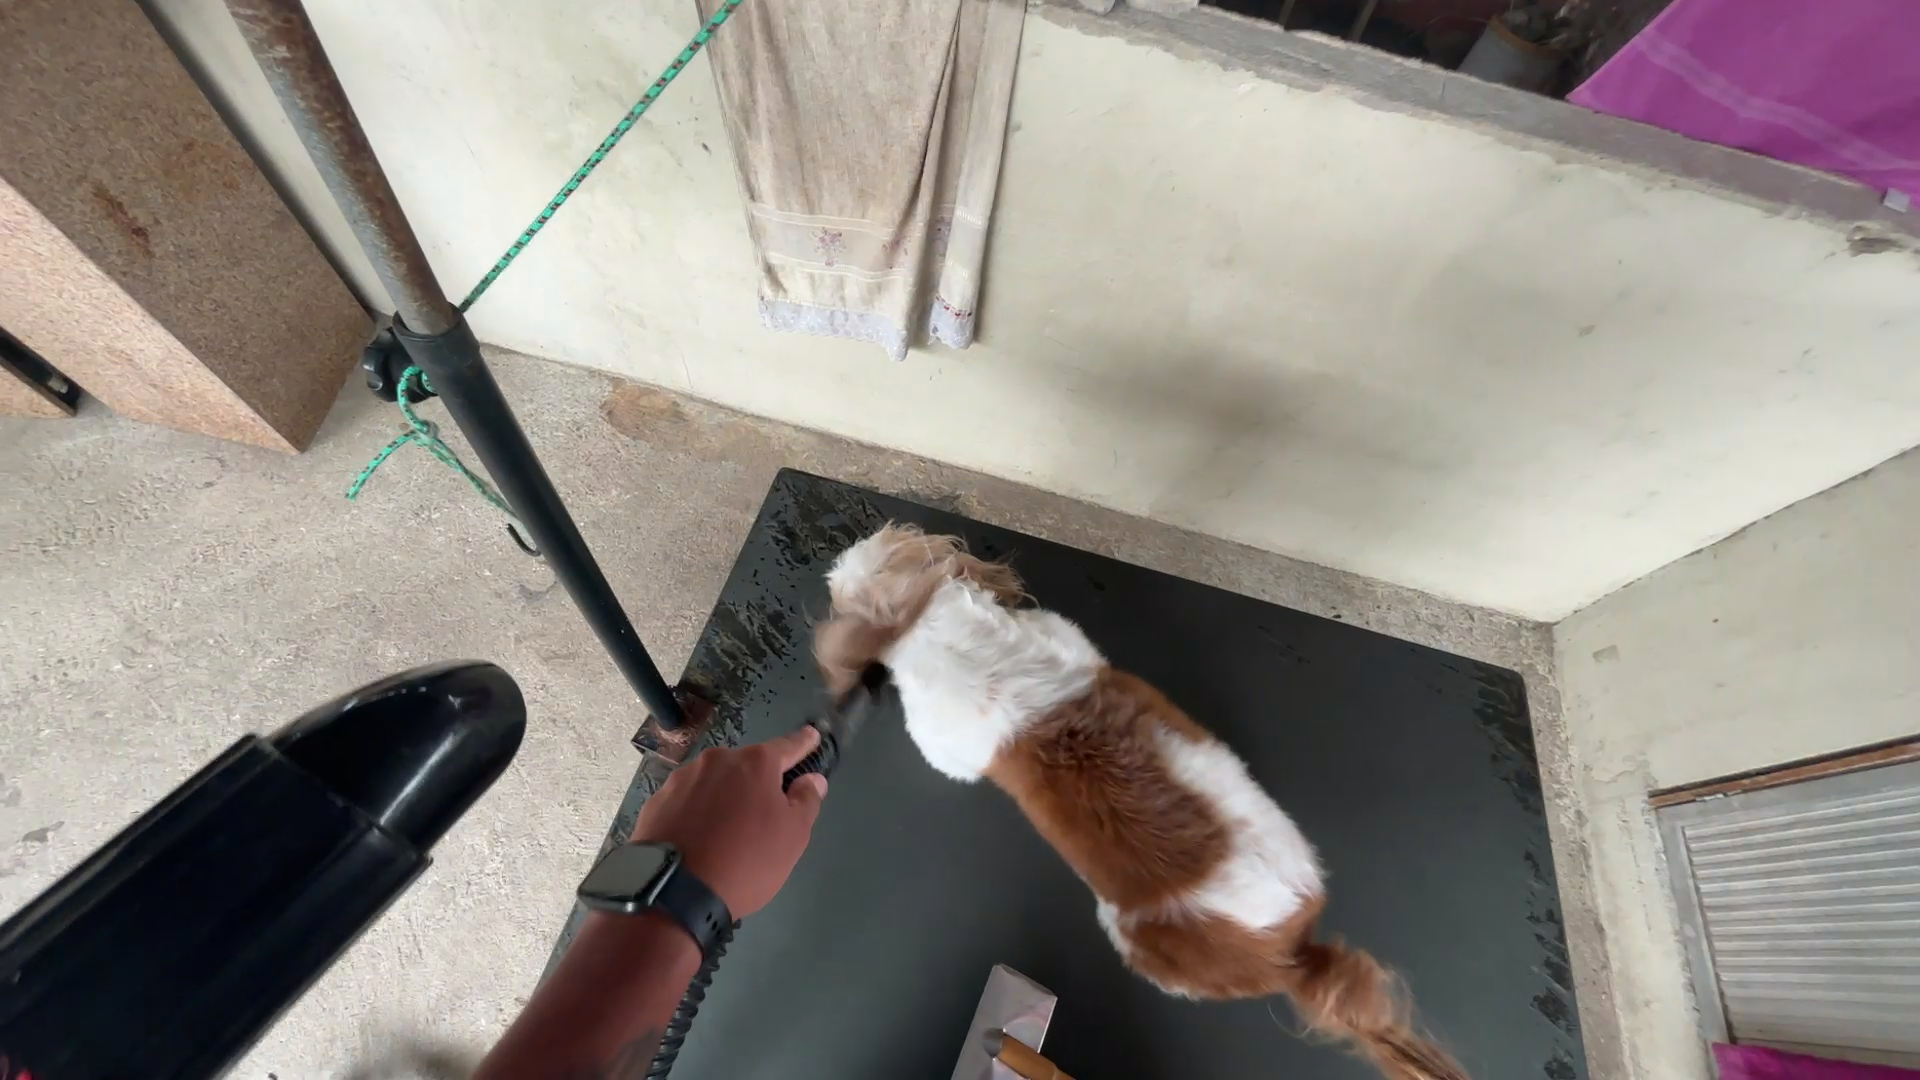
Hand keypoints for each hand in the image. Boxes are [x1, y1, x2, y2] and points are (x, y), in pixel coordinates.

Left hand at [629, 727, 829, 918]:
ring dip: (725, 795)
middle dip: (758, 781)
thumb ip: (807, 800)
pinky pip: (687, 800)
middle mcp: (718, 760)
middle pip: (747, 765)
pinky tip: (697, 838)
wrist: (672, 896)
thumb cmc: (745, 861)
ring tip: (725, 831)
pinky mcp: (656, 802)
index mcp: (756, 762)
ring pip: (715, 781)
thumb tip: (811, 779)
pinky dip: (697, 811)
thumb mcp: (793, 836)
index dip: (804, 743)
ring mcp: (683, 779)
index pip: (788, 745)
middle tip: (763, 812)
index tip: (812, 736)